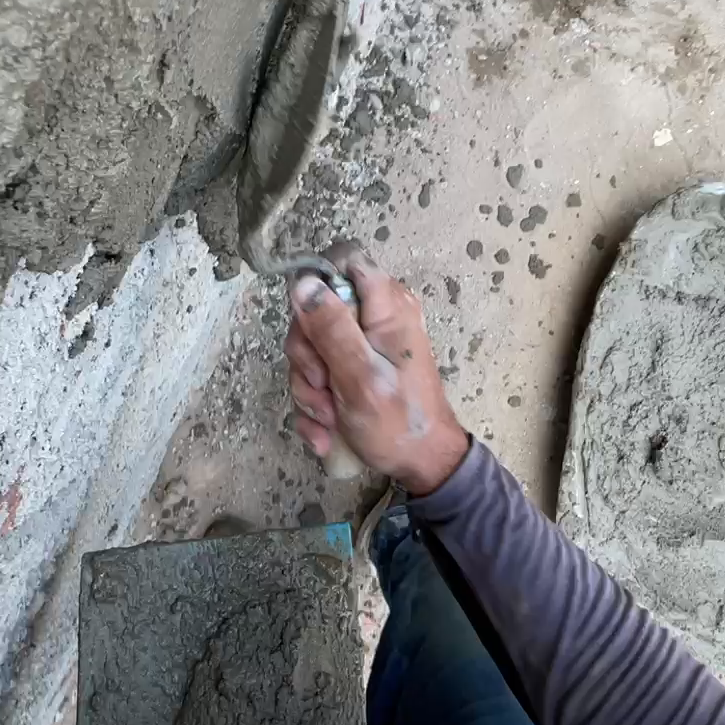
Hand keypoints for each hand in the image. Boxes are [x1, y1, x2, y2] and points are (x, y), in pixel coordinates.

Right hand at [284, 244, 468, 493]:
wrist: (421, 466)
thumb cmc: (398, 423)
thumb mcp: (360, 377)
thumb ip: (331, 329)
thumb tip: (302, 283)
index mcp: (387, 304)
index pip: (344, 258)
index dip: (316, 283)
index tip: (309, 325)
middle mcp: (375, 313)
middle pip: (315, 307)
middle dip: (308, 354)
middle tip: (323, 387)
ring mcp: (363, 340)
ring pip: (310, 343)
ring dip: (310, 385)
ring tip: (328, 417)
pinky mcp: (352, 364)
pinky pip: (317, 370)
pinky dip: (316, 401)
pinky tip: (326, 429)